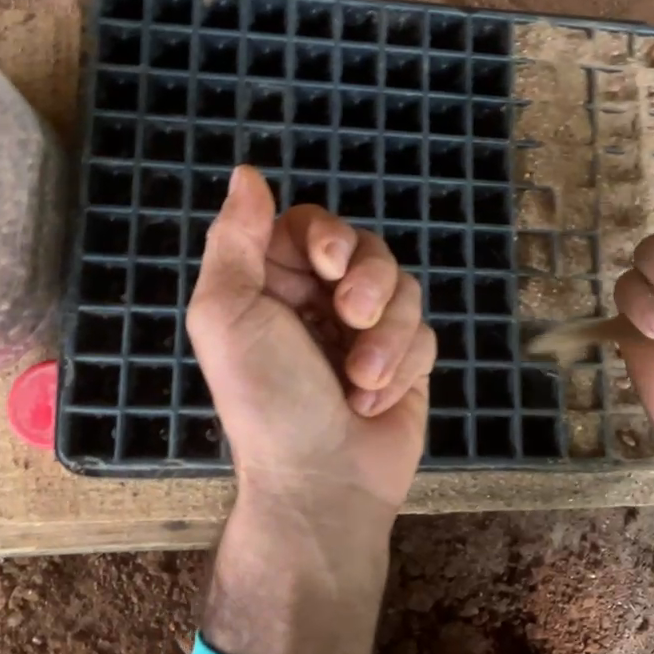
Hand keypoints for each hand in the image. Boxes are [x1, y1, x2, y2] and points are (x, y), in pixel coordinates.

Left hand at [187, 165, 434, 512]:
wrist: (323, 480)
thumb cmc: (267, 398)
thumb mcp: (228, 315)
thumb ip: (235, 241)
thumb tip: (246, 173)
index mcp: (275, 285)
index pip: (315, 226)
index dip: (331, 236)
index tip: (331, 265)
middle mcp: (322, 302)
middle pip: (370, 251)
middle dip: (369, 285)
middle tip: (352, 319)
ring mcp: (369, 332)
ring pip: (405, 290)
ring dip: (386, 337)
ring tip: (360, 381)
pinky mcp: (407, 362)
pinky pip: (425, 334)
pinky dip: (403, 368)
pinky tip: (373, 402)